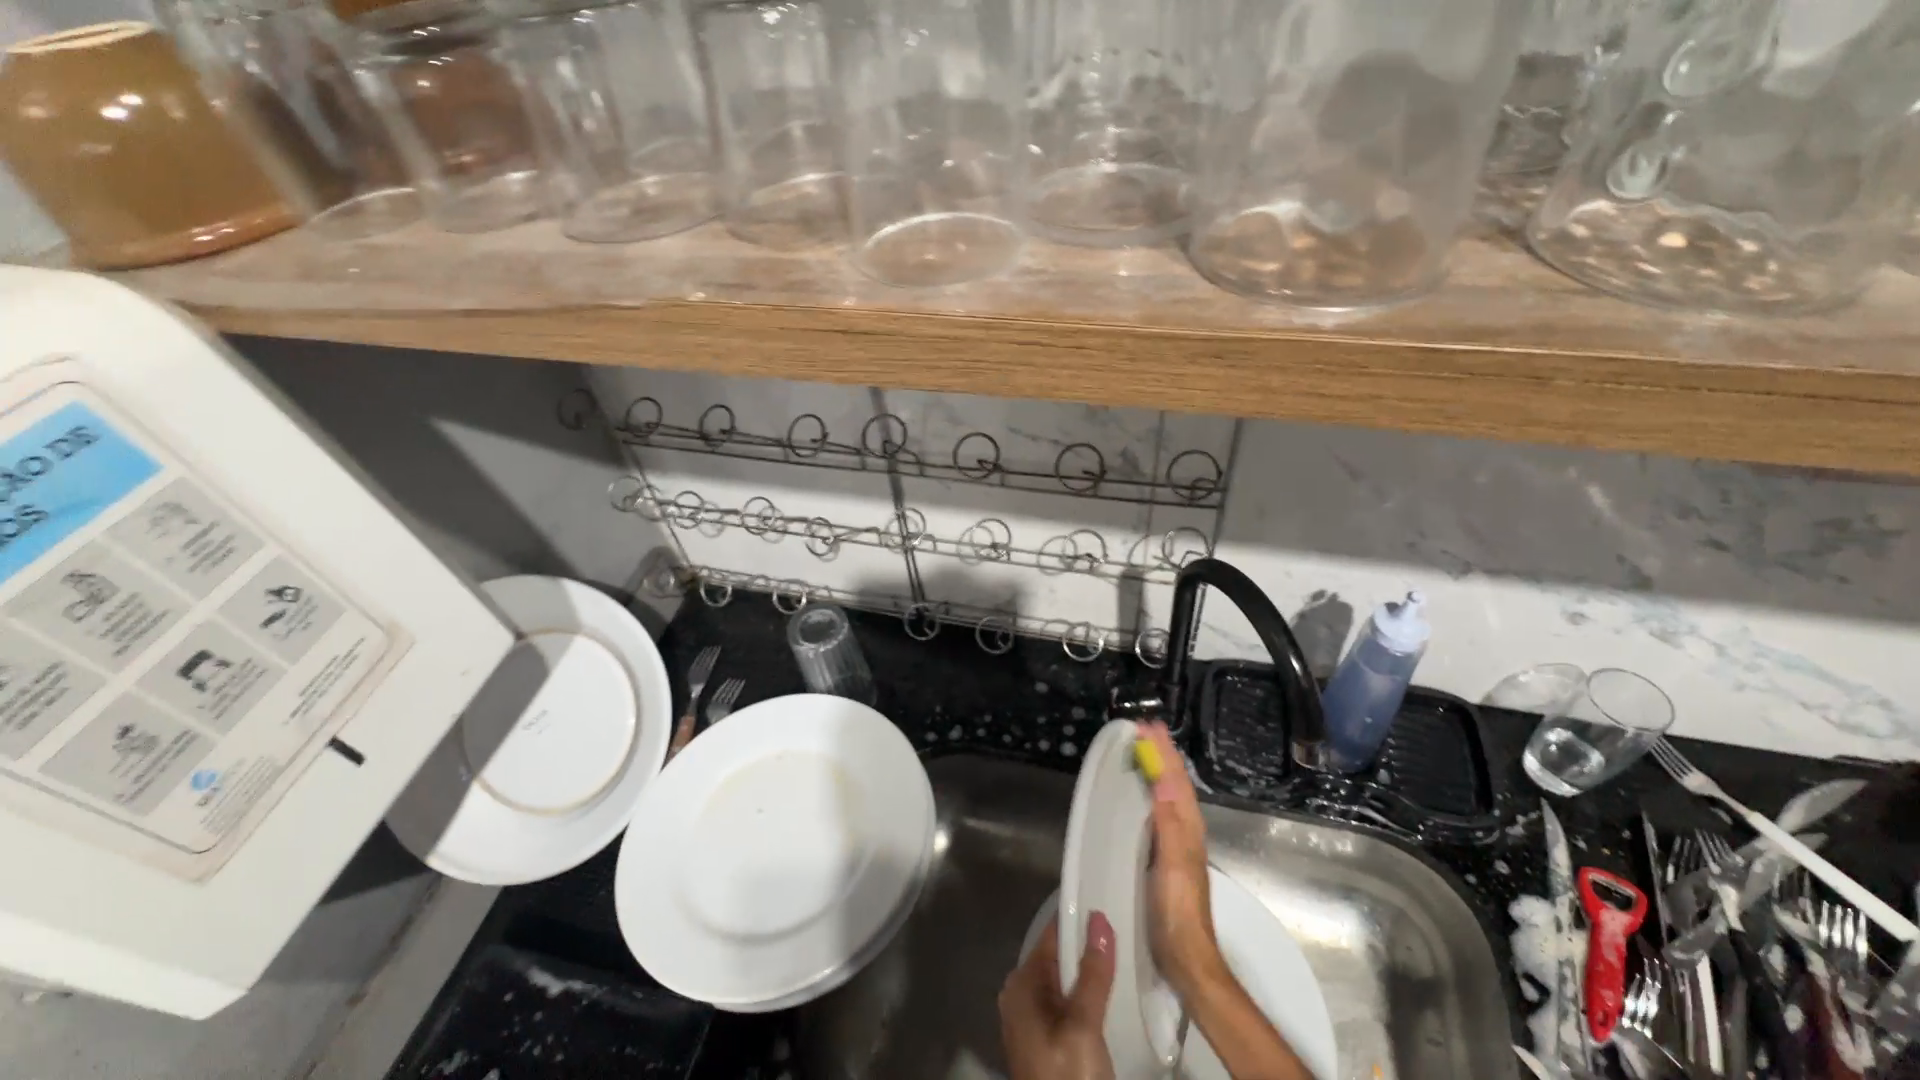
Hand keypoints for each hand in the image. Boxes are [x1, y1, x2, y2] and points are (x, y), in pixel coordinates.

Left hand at [999, 912, 1116, 1079]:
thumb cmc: (1066, 1076)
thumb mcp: (1083, 1025)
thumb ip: (1093, 973)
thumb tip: (1099, 919)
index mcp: (1020, 985)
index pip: (1051, 936)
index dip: (1080, 920)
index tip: (1112, 901)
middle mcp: (1020, 996)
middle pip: (1058, 958)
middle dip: (1088, 945)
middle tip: (1127, 927)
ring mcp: (1033, 1021)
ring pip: (1066, 981)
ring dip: (1091, 971)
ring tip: (1126, 953)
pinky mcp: (1048, 1041)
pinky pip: (1068, 1002)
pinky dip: (1088, 994)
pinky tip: (1112, 992)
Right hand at [1140, 721, 1222, 993]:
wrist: (1187, 956)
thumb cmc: (1177, 912)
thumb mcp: (1173, 866)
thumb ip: (1169, 824)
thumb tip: (1162, 780)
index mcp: (1188, 829)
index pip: (1175, 781)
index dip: (1164, 753)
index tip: (1149, 726)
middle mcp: (1186, 832)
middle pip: (1175, 784)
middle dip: (1163, 755)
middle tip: (1145, 730)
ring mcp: (1178, 845)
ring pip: (1170, 797)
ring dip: (1159, 771)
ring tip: (1146, 752)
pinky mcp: (1167, 858)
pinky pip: (1161, 813)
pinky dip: (1153, 794)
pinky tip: (1144, 797)